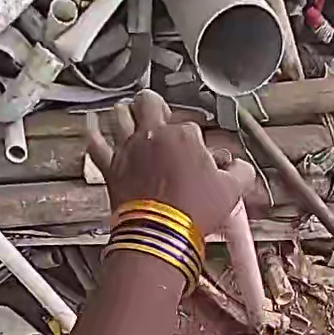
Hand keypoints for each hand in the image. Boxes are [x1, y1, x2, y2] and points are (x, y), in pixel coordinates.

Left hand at [86, 90, 255, 231]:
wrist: (160, 233)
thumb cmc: (193, 211)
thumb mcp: (231, 190)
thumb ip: (240, 172)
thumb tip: (241, 167)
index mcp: (184, 135)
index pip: (190, 125)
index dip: (194, 138)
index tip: (196, 152)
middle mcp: (152, 135)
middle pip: (147, 101)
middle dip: (152, 103)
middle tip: (156, 110)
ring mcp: (128, 149)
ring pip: (118, 115)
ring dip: (123, 113)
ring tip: (127, 113)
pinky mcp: (110, 167)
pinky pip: (95, 143)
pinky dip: (93, 134)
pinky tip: (92, 127)